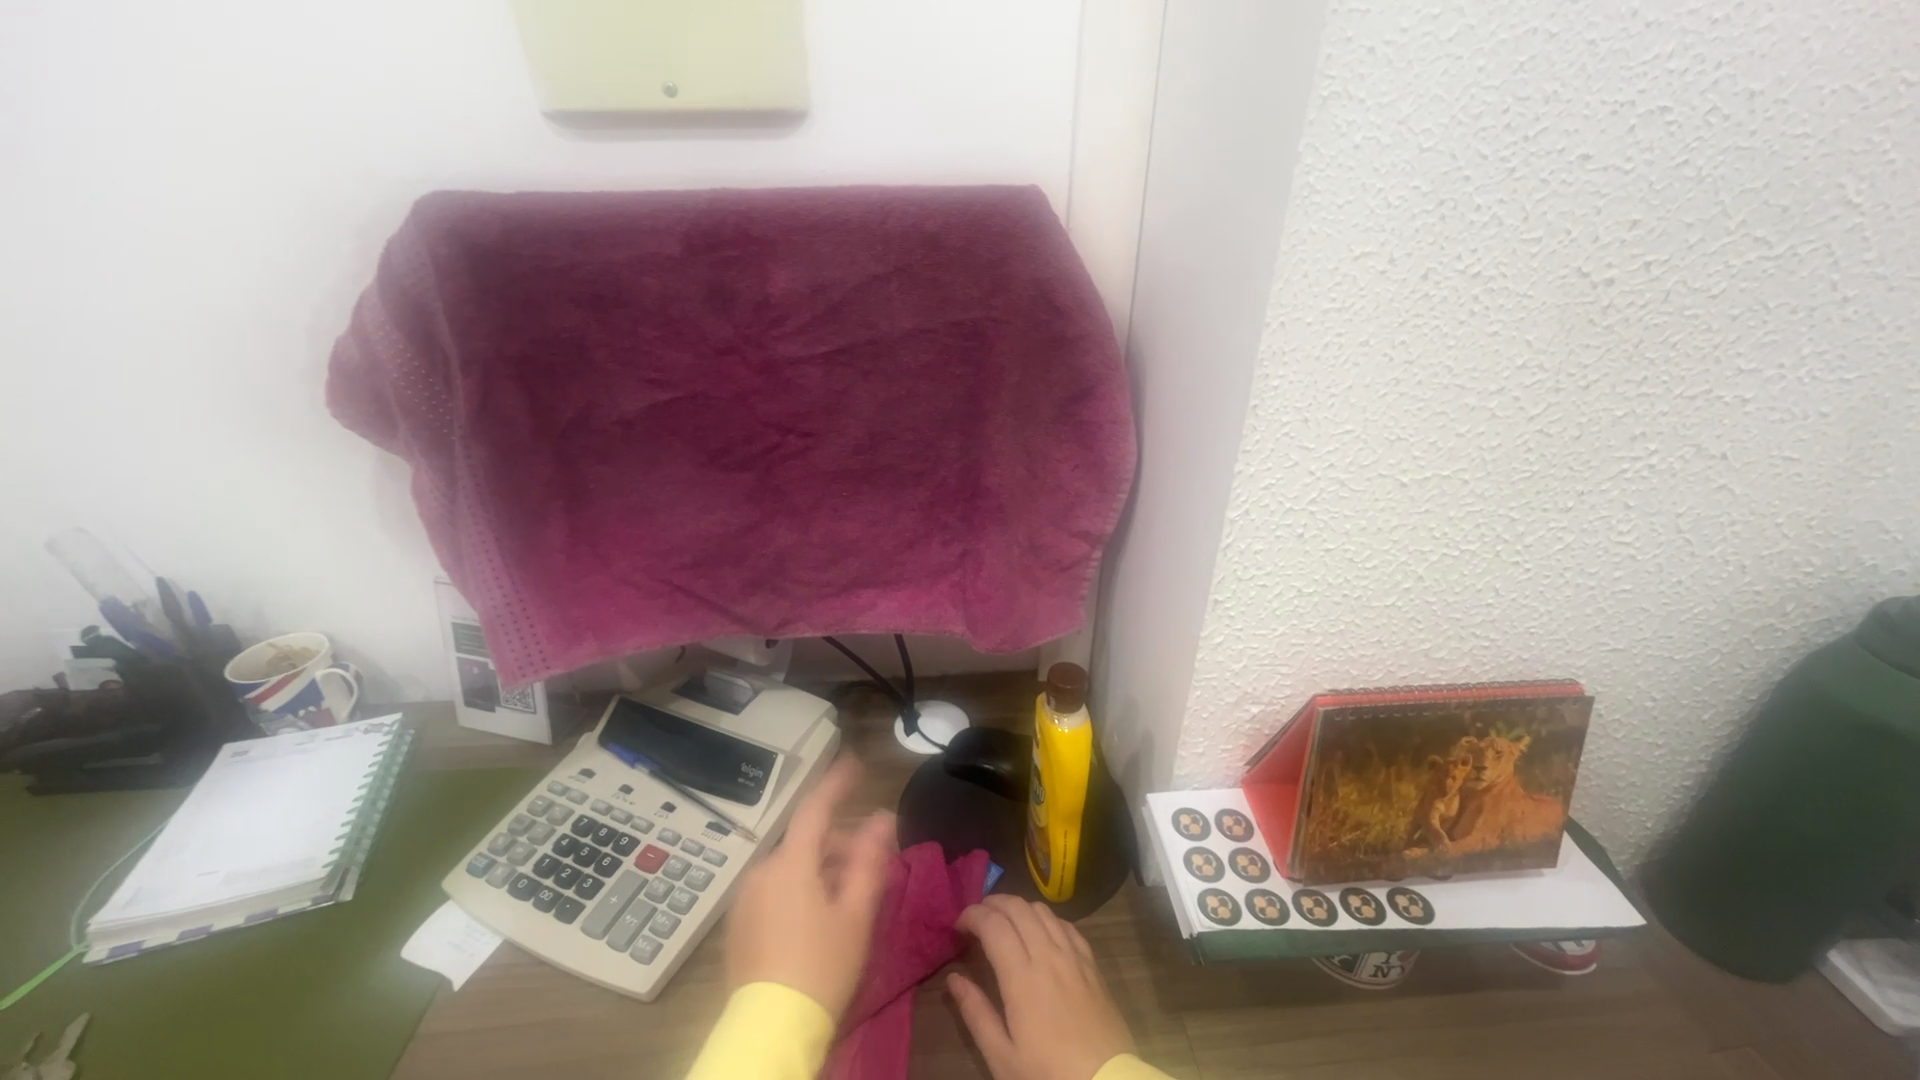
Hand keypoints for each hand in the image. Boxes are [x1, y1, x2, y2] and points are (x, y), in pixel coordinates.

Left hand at [724, 757, 895, 1022]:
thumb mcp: (856, 913)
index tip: (853, 761)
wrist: (772, 1027)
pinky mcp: (740, 923)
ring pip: (791, 865)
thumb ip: (870, 860)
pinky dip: (801, 887)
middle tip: (872, 863)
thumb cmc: (822, 966)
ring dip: (821, 867)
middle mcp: (762, 870)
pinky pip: (776, 888)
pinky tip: (820, 916)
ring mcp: (747, 898)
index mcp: (790, 863)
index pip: (815, 807)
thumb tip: (882, 818)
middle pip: (806, 840)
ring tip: (850, 896)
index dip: (837, 782)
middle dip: (840, 843)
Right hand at [947, 895, 1135, 1079]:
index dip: (972, 915)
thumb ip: (976, 1013)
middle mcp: (1048, 956)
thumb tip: (954, 979)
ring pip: (1043, 911)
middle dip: (993, 904)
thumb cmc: (1049, 1074)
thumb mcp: (1003, 1056)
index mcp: (1022, 978)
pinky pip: (1067, 926)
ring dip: (1019, 907)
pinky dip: (1047, 918)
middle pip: (1018, 908)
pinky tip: (1040, 932)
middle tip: (977, 917)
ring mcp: (1074, 957)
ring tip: (1005, 920)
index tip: (958, 926)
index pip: (993, 925)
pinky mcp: (1092, 965)